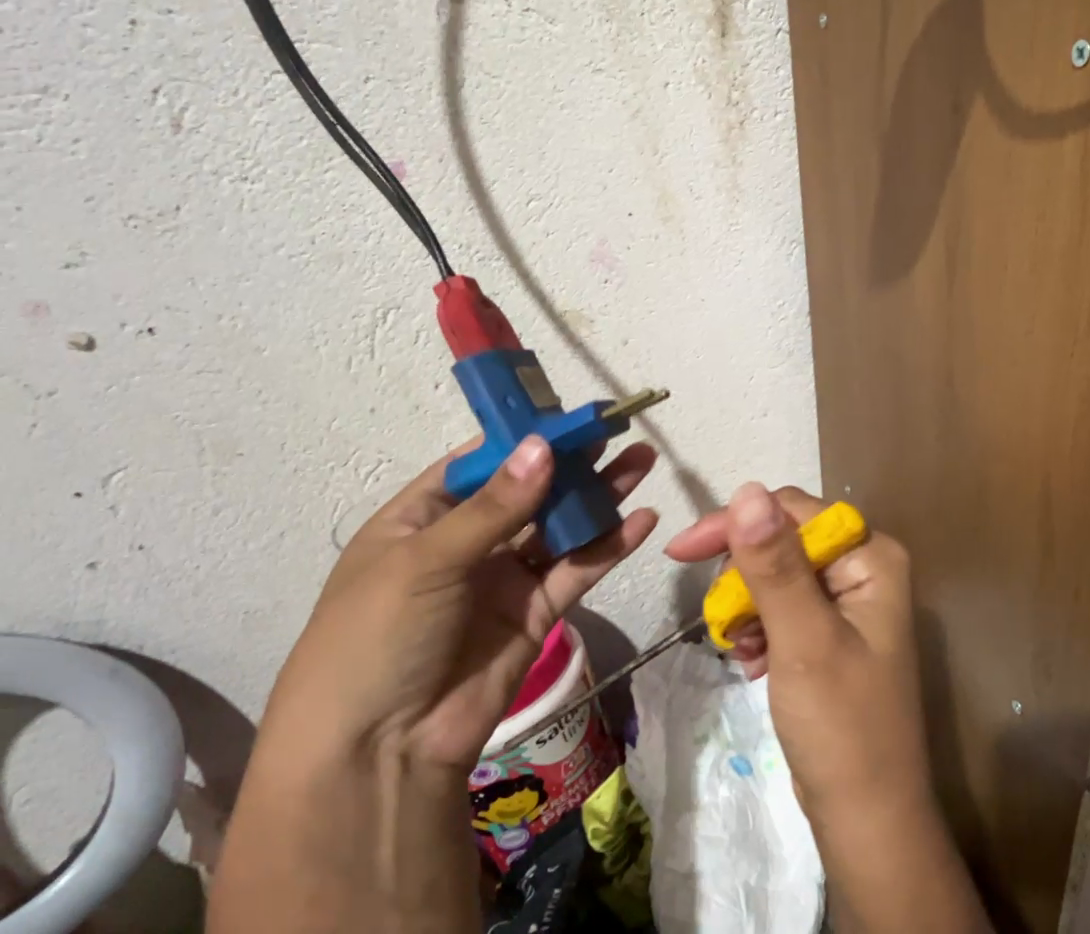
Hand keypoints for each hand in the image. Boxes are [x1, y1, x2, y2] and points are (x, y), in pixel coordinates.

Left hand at [267, 435, 658, 769]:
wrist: (380, 747)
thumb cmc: (376, 639)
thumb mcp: (425, 562)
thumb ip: (494, 507)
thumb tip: (544, 446)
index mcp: (420, 521)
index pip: (478, 466)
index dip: (523, 439)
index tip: (570, 414)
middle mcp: (466, 544)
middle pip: (529, 493)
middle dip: (572, 463)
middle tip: (619, 431)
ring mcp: (504, 579)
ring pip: (560, 528)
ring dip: (600, 497)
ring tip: (642, 462)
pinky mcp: (537, 613)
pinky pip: (577, 570)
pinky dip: (610, 545)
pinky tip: (642, 521)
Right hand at [665, 483, 929, 816]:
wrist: (865, 812)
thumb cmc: (841, 725)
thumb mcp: (803, 639)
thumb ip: (774, 565)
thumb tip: (747, 490)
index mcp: (873, 557)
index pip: (796, 511)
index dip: (738, 526)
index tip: (679, 554)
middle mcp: (867, 570)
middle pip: (784, 543)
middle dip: (742, 578)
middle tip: (722, 624)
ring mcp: (851, 605)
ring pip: (777, 578)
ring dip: (747, 609)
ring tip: (742, 652)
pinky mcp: (833, 636)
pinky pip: (784, 612)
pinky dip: (761, 632)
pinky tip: (753, 664)